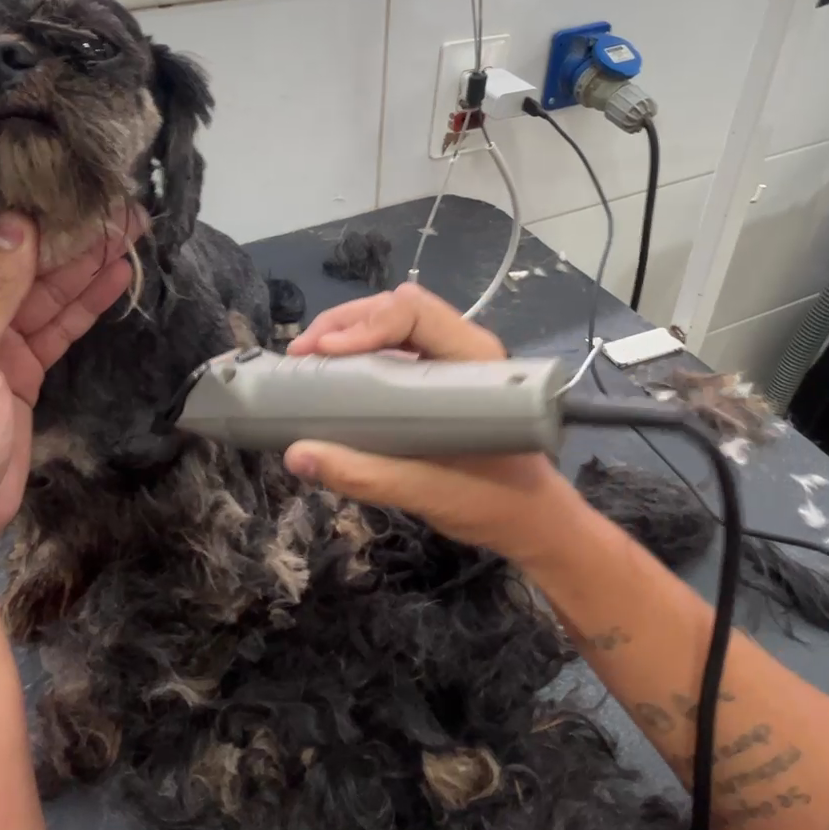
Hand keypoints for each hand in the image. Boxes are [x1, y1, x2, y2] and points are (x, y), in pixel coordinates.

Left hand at [0, 208, 141, 561]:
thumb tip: (16, 222)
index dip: (16, 206)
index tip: (65, 177)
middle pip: (13, 257)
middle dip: (63, 232)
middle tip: (116, 201)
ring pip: (42, 289)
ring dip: (83, 262)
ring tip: (130, 227)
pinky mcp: (20, 366)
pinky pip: (56, 323)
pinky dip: (85, 302)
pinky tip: (117, 274)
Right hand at [282, 284, 586, 564]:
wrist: (532, 522)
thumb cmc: (495, 503)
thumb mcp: (429, 492)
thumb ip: (365, 474)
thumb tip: (296, 454)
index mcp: (473, 361)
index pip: (415, 311)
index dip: (366, 325)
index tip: (328, 353)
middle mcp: (461, 349)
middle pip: (395, 307)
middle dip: (343, 322)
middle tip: (302, 354)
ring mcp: (446, 362)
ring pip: (390, 321)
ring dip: (344, 333)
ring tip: (306, 360)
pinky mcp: (432, 380)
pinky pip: (390, 348)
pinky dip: (355, 353)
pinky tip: (329, 374)